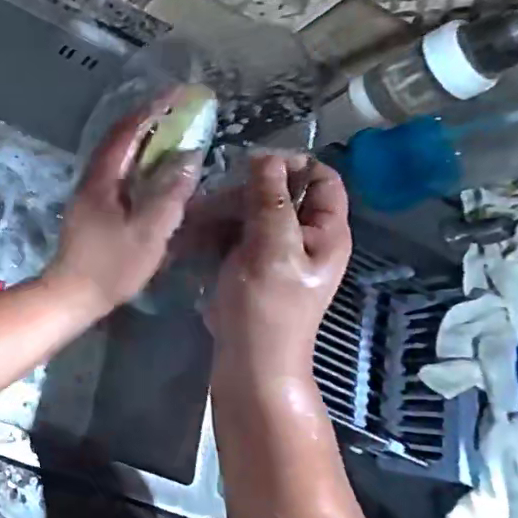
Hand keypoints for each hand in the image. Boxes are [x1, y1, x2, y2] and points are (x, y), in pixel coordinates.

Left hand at [43, 91, 202, 312]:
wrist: (71, 295)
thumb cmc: (111, 266)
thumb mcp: (149, 232)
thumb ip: (170, 193)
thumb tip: (189, 156)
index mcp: (102, 179)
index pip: (128, 131)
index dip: (154, 109)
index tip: (180, 94)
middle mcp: (91, 179)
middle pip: (120, 138)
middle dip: (149, 120)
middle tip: (180, 110)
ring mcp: (89, 194)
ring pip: (118, 156)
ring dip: (144, 140)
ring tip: (172, 134)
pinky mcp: (92, 209)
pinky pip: (119, 173)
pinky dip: (139, 162)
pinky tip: (155, 172)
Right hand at [207, 154, 351, 375]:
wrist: (249, 361)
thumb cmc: (268, 307)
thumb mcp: (272, 249)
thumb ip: (271, 200)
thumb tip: (267, 157)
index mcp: (325, 231)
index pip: (321, 179)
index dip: (292, 165)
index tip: (253, 165)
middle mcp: (302, 236)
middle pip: (278, 193)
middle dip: (243, 192)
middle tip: (213, 202)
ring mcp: (272, 250)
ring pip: (248, 211)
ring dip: (221, 211)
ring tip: (193, 220)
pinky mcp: (246, 263)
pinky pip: (231, 233)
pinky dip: (213, 230)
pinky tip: (191, 235)